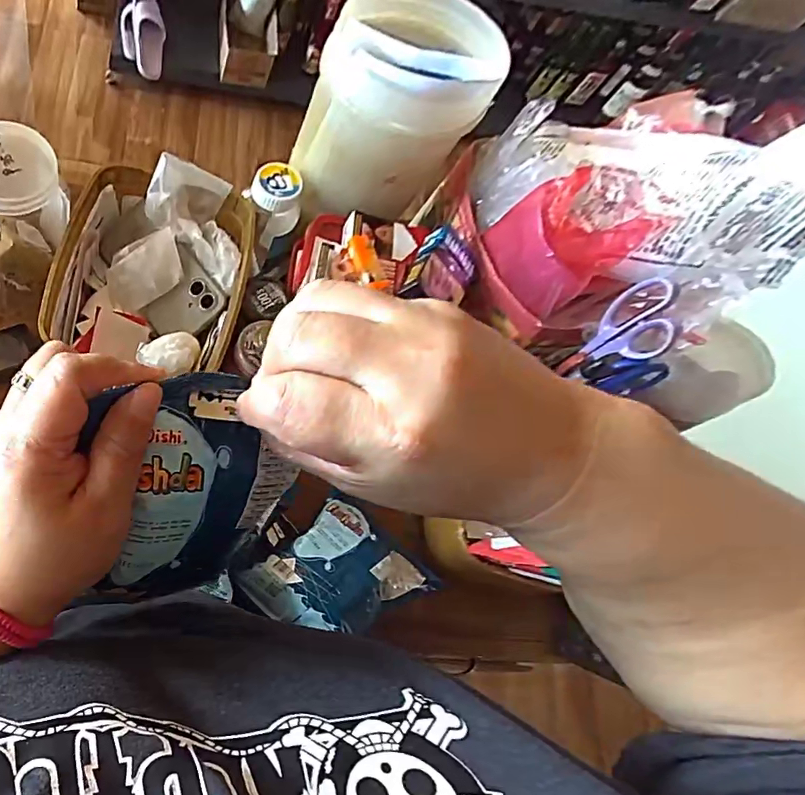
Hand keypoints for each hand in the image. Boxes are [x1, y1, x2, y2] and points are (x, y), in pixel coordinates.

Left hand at [0, 345, 163, 625]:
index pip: (69, 372)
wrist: (4, 589)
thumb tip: (146, 392)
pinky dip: (73, 403)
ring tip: (120, 415)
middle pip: (51, 361)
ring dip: (87, 385)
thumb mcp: (106, 509)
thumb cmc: (59, 558)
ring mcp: (2, 431)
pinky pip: (41, 400)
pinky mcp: (7, 441)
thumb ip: (124, 445)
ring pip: (44, 376)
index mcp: (30, 443)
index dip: (117, 368)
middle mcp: (7, 425)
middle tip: (138, 399)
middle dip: (101, 370)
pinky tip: (95, 433)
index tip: (155, 384)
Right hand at [237, 281, 624, 532]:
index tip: (257, 411)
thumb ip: (309, 449)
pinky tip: (345, 351)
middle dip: (270, 362)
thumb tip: (262, 410)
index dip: (259, 403)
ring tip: (305, 364)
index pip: (291, 399)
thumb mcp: (373, 488)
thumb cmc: (455, 483)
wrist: (547, 448)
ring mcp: (425, 324)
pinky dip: (331, 322)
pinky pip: (355, 295)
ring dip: (293, 331)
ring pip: (319, 297)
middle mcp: (408, 368)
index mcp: (392, 435)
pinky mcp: (434, 302)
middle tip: (281, 389)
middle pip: (299, 334)